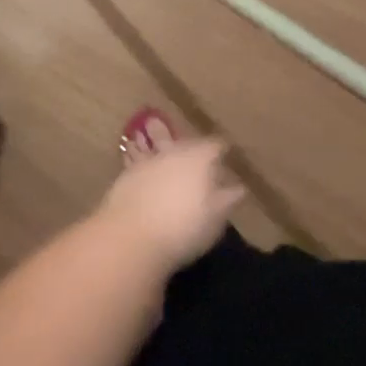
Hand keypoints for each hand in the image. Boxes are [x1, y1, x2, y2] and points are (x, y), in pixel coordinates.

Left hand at [94, 138, 245, 272]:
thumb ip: (228, 199)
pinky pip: (135, 156)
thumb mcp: (216, 218)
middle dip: (190, 145)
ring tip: (154, 129)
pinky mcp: (126, 173)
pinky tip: (133, 151)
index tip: (226, 152)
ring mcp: (147, 160)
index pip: (214, 145)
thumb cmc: (184, 227)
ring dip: (157, 139)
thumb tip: (239, 187)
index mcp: (199, 159)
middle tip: (195, 148)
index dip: (221, 148)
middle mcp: (172, 152)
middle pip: (183, 142)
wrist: (133, 236)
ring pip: (155, 143)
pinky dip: (137, 152)